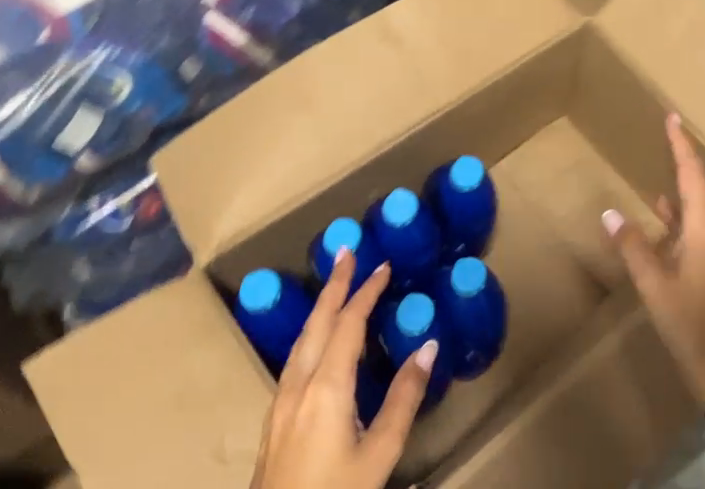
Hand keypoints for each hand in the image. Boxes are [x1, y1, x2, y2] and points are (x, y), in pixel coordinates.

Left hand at [250, 255, 435, 488]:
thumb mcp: (381, 452)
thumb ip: (404, 397)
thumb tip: (429, 346)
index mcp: (326, 388)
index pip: (348, 325)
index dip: (365, 292)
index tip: (383, 266)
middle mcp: (298, 386)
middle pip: (316, 323)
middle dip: (333, 285)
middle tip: (346, 251)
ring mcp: (281, 403)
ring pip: (300, 340)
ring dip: (320, 307)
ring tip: (334, 285)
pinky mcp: (275, 420)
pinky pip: (294, 358)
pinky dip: (311, 333)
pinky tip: (316, 341)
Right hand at [602, 113, 704, 400]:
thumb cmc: (692, 325)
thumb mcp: (655, 286)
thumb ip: (633, 248)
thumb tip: (610, 212)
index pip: (691, 177)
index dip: (681, 146)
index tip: (673, 118)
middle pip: (697, 188)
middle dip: (681, 162)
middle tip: (663, 136)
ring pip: (696, 211)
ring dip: (678, 191)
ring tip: (657, 172)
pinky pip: (693, 230)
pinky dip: (676, 219)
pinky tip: (660, 221)